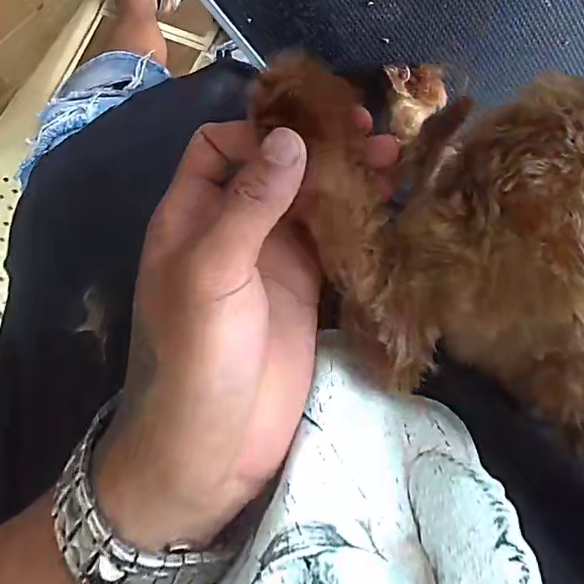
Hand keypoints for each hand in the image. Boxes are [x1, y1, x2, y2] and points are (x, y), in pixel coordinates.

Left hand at [92, 118, 395, 548]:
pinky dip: (358, 212)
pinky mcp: (306, 284)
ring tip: (390, 155)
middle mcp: (232, 224)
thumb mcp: (212, 273)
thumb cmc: (194, 357)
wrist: (210, 454)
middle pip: (274, 165)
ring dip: (345, 174)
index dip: (257, 130)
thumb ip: (249, 204)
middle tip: (365, 129)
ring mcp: (272, 255)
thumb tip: (289, 136)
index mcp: (192, 212)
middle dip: (315, 144)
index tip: (305, 131)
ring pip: (309, 196)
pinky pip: (333, 233)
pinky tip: (389, 197)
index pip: (218, 145)